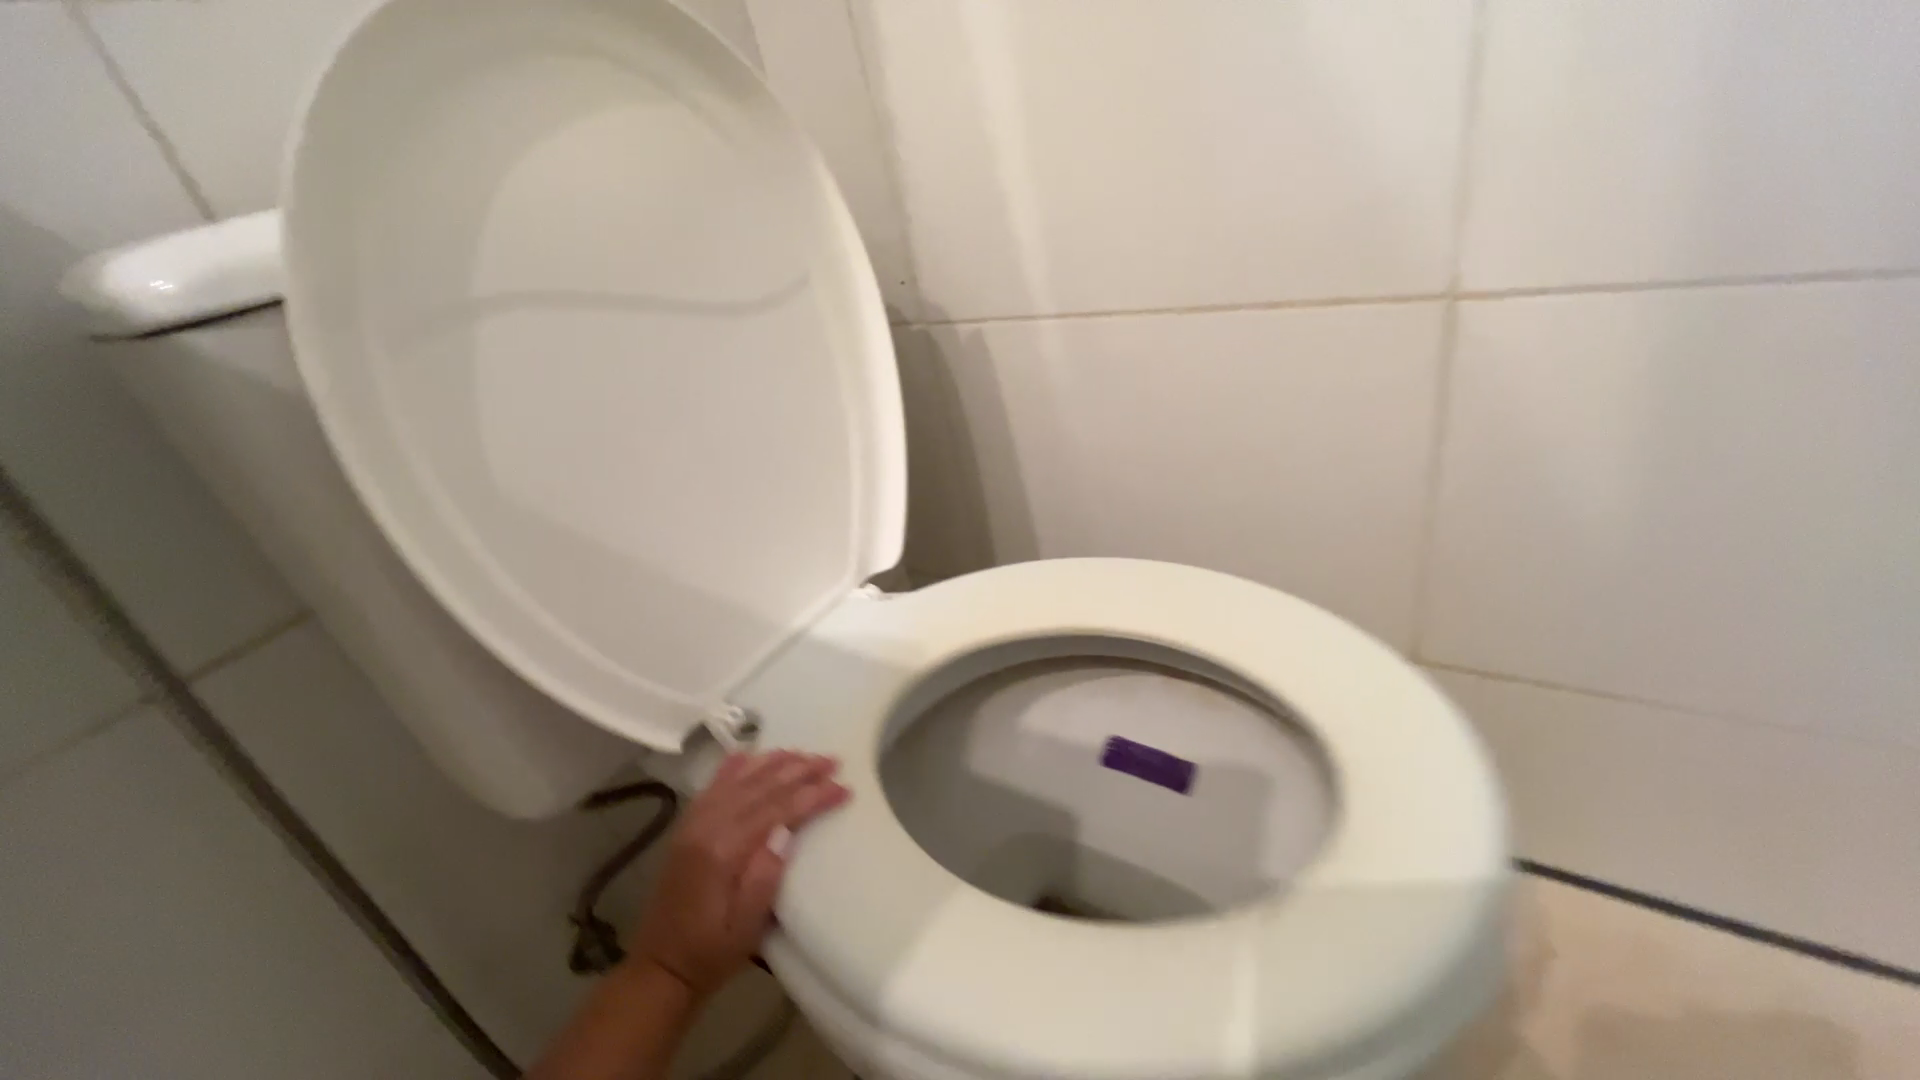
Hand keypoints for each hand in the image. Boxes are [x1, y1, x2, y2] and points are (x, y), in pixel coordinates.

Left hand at [629, 751, 849, 995]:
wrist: (659, 967)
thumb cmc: (710, 952)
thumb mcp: (746, 926)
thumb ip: (765, 876)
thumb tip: (786, 831)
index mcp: (724, 851)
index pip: (778, 809)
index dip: (813, 795)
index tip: (843, 787)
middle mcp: (707, 826)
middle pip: (760, 786)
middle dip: (799, 770)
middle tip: (832, 760)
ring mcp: (693, 823)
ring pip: (738, 779)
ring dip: (773, 763)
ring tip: (804, 754)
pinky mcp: (687, 827)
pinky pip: (714, 785)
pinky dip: (736, 767)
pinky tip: (750, 755)